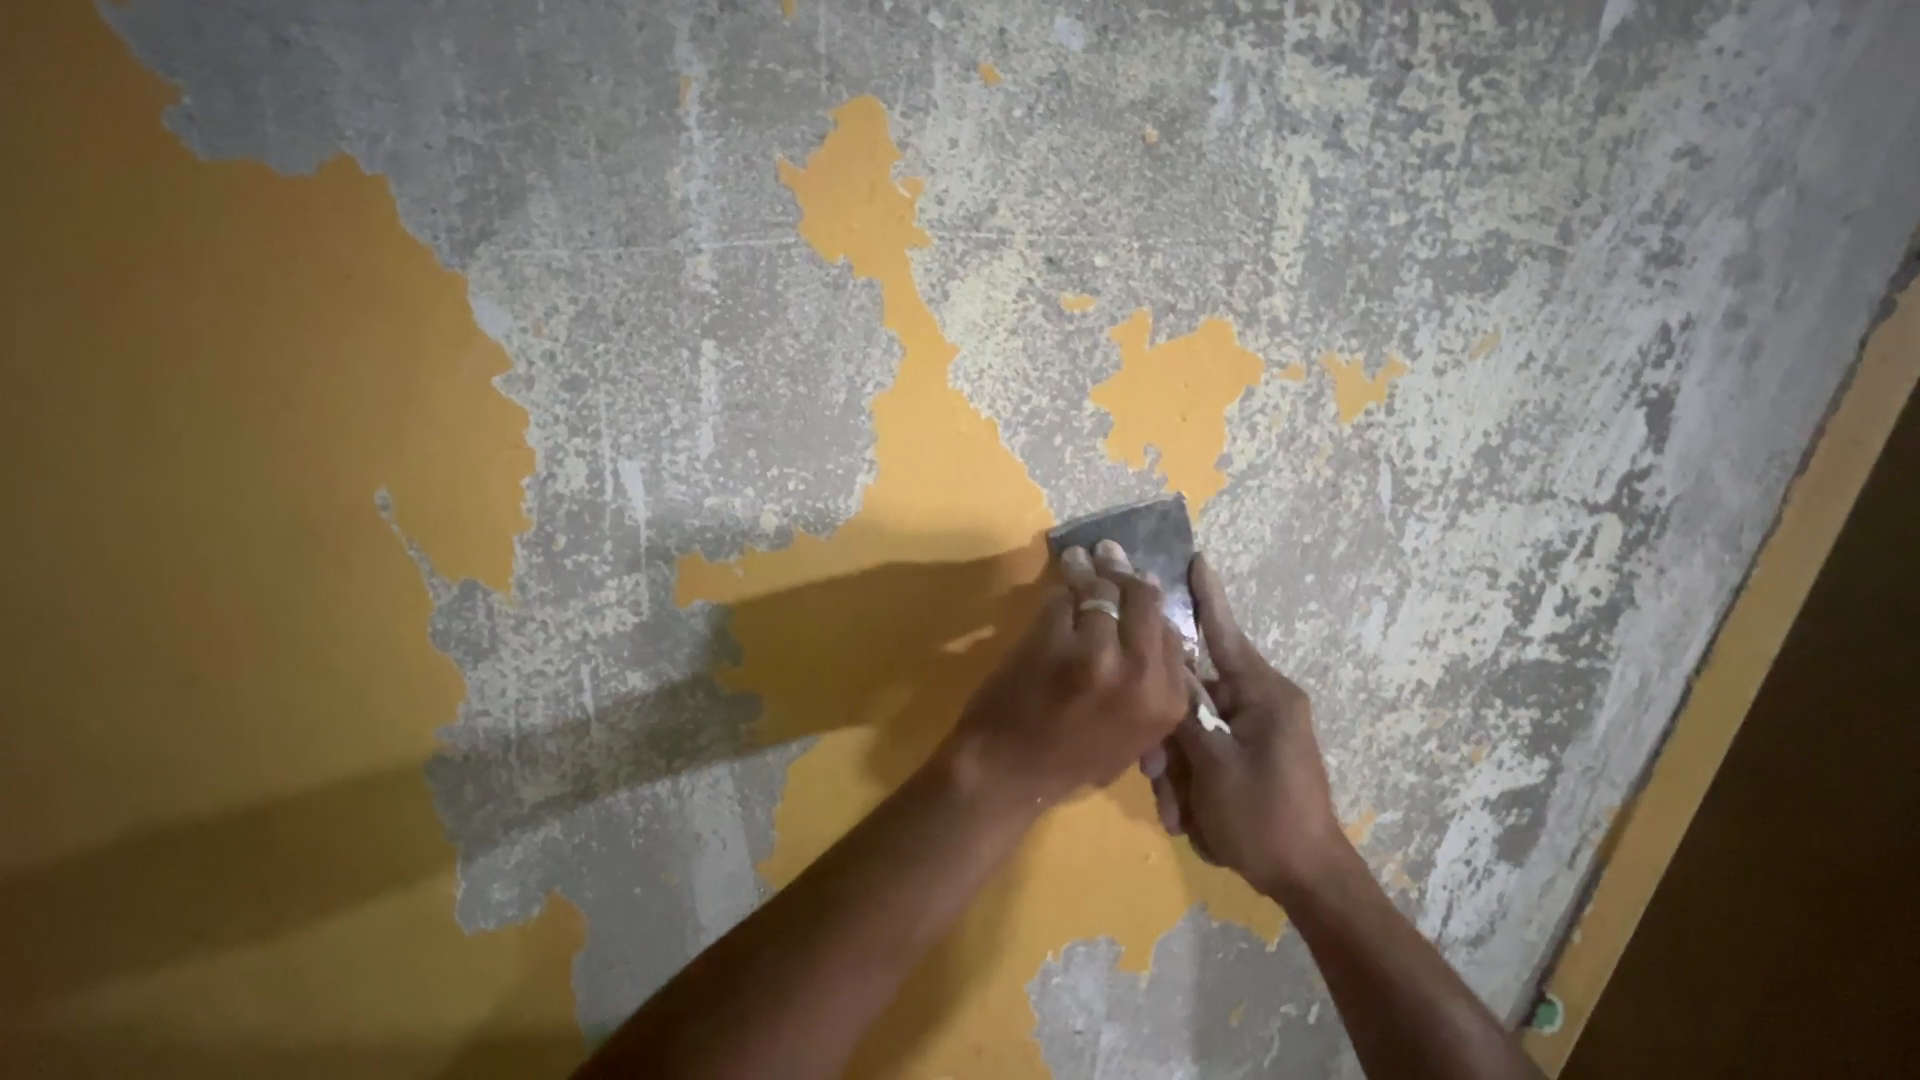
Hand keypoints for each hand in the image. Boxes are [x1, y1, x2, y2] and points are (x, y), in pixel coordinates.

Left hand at [943, 540, 1190, 811]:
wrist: (1009, 774)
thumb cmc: (1070, 762)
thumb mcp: (1131, 735)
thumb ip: (1147, 684)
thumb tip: (1150, 629)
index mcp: (1168, 701)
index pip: (1170, 630)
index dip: (1150, 602)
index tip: (1139, 582)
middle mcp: (1140, 673)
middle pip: (1143, 600)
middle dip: (1125, 573)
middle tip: (1110, 552)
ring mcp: (1096, 654)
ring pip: (1101, 593)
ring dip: (1088, 572)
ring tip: (1080, 557)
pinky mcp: (1054, 641)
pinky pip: (1062, 601)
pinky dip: (1059, 594)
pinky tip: (1057, 588)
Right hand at [1149, 553, 1345, 900]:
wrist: (1309, 881)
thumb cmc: (1264, 817)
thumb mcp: (1212, 764)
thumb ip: (1181, 710)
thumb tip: (1161, 666)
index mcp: (1263, 693)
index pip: (1224, 632)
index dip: (1206, 596)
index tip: (1196, 557)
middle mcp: (1261, 704)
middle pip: (1194, 693)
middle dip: (1167, 732)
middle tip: (1153, 773)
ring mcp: (1255, 734)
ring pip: (1192, 729)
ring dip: (1176, 768)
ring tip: (1177, 809)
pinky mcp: (1248, 760)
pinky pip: (1205, 754)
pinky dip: (1190, 783)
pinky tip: (1187, 817)